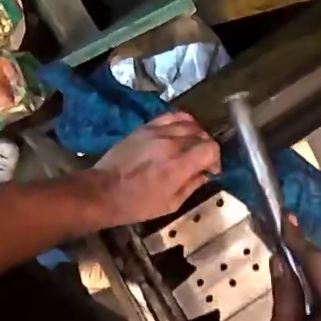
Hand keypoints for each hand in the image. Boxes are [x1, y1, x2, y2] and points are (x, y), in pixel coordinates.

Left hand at [88, 112, 219, 226]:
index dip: (216, 159)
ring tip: (192, 146)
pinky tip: (182, 131)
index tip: (211, 170)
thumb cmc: (137, 204)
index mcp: (178, 165)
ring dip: (196, 134)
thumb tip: (205, 174)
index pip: (210, 148)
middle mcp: (171, 143)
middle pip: (201, 135)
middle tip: (202, 161)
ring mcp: (157, 132)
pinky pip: (171, 116)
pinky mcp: (145, 127)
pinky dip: (182, 121)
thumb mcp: (170, 204)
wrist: (104, 191)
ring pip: (188, 123)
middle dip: (206, 148)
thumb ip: (191, 186)